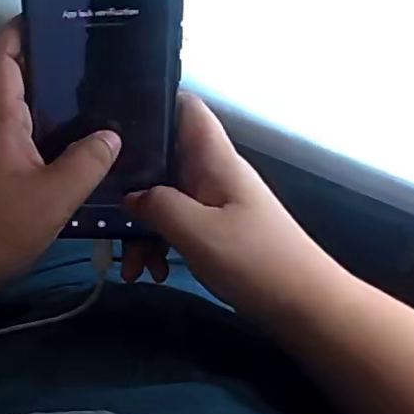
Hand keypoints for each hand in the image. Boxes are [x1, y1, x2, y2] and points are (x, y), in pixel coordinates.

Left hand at [0, 19, 120, 312]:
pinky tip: (83, 142)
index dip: (20, 30)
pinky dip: (54, 130)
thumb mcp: (52, 197)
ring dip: (56, 99)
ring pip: (26, 110)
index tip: (53, 15)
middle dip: (51, 61)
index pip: (2, 57)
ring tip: (100, 93)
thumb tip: (112, 135)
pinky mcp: (0, 171)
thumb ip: (87, 163)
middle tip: (96, 56)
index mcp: (0, 119)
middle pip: (18, 78)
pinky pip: (30, 137)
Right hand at [121, 93, 347, 323]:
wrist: (307, 307)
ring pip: (165, 198)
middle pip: (163, 160)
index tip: (112, 131)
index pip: (184, 108)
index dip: (150, 107)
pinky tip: (154, 271)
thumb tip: (129, 196)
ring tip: (132, 266)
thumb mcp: (197, 232)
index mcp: (215, 160)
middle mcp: (214, 174)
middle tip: (106, 217)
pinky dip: (161, 244)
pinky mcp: (217, 229)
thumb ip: (156, 206)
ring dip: (143, 229)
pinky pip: (178, 224)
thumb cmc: (257, 262)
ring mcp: (216, 202)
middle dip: (131, 188)